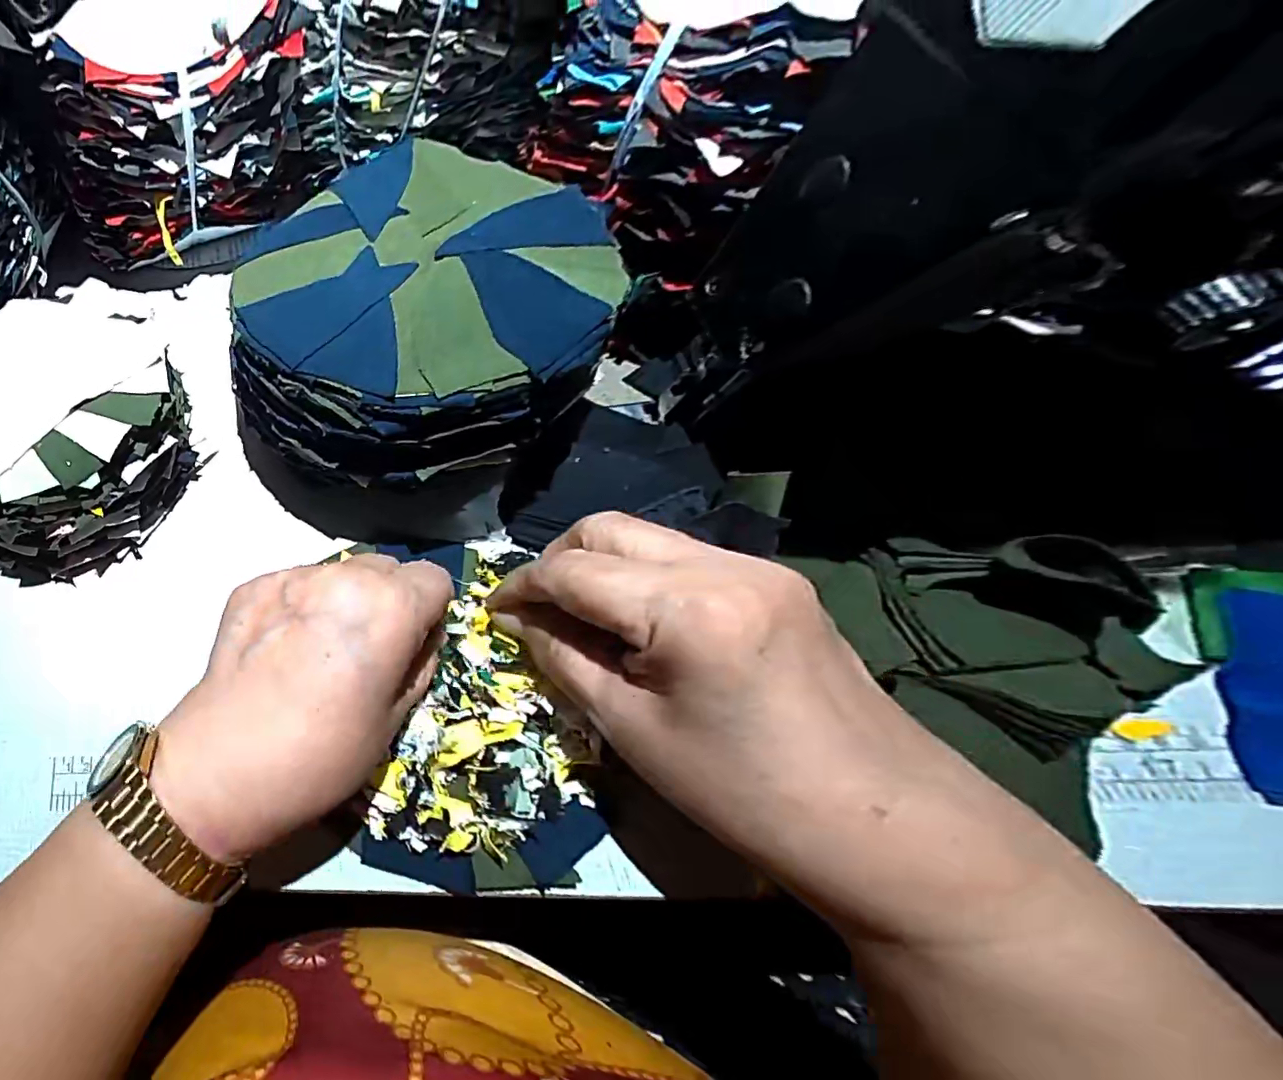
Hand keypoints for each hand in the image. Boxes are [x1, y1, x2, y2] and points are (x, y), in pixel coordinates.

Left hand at [149, 554, 451, 863]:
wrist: (224, 766)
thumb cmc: (322, 754)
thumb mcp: (393, 719)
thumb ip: (418, 663)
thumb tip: (421, 636)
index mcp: (388, 606)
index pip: (433, 579)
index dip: (429, 611)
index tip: (412, 641)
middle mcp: (341, 576)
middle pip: (387, 567)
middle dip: (388, 599)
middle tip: (367, 649)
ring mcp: (291, 576)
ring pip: (340, 571)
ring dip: (344, 597)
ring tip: (320, 648)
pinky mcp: (252, 585)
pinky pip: (297, 583)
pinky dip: (302, 605)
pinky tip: (284, 647)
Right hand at [484, 513, 985, 886]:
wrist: (886, 827)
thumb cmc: (742, 792)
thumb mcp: (631, 729)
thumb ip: (564, 659)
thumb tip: (518, 621)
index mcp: (685, 606)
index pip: (573, 569)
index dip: (522, 587)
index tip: (494, 613)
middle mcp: (723, 565)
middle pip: (607, 528)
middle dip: (556, 561)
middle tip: (535, 610)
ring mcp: (758, 567)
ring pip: (646, 536)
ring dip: (599, 566)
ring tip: (580, 618)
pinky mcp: (778, 582)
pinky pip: (684, 558)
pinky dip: (641, 578)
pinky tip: (637, 624)